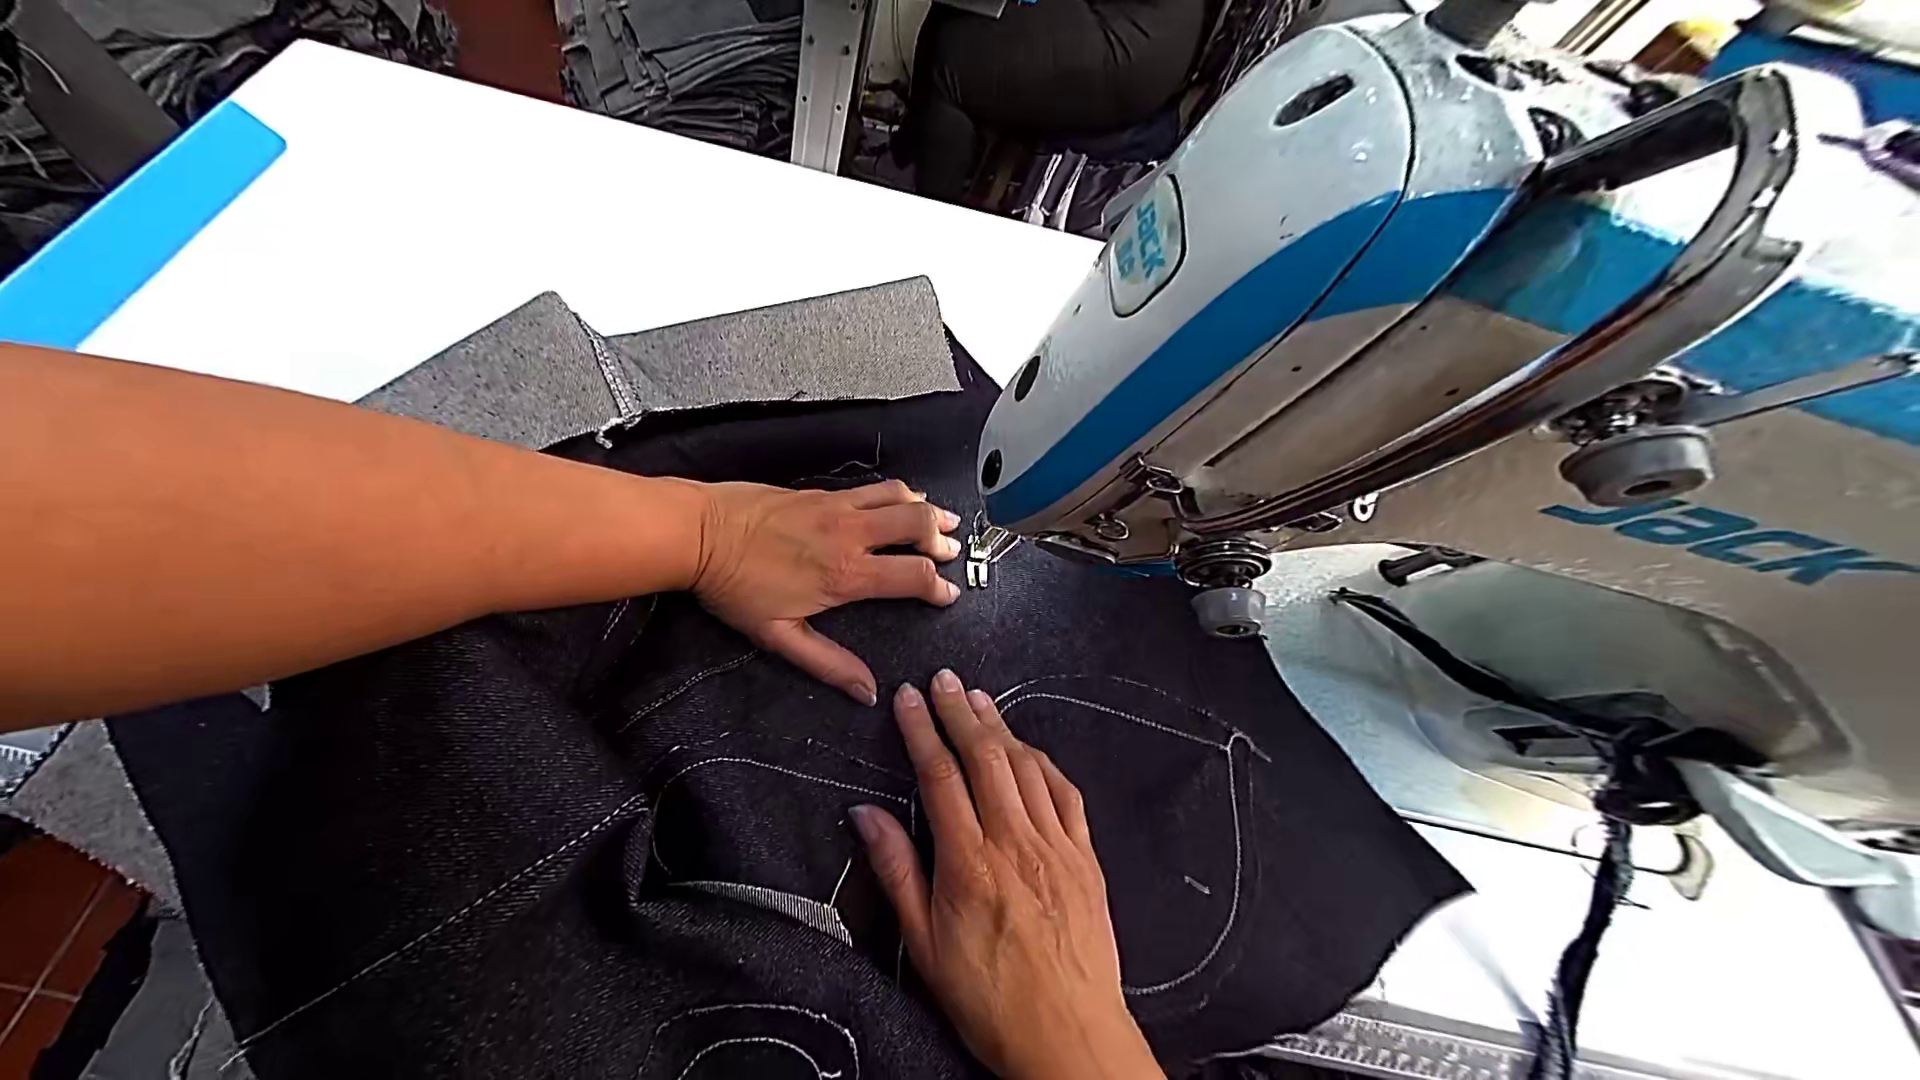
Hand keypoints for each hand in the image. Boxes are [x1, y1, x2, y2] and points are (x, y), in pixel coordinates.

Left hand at [690, 479, 962, 704]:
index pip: (913, 576)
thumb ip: (828, 663)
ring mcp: (840, 507)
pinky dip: (901, 493)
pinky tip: (907, 499)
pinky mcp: (825, 492)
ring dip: (931, 510)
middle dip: (943, 540)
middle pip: (918, 526)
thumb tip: (868, 691)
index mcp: (846, 575)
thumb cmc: (736, 586)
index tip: (948, 595)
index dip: (939, 587)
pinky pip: (876, 487)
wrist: (699, 531)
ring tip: (947, 521)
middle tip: (952, 552)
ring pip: (903, 499)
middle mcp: (852, 535)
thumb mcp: (779, 636)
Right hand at [850, 670, 1161, 1079]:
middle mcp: (1014, 841)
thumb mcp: (925, 947)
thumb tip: (866, 816)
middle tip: (943, 679)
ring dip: (999, 725)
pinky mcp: (1085, 855)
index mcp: (969, 863)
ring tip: (977, 697)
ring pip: (1024, 765)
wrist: (1071, 1039)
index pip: (940, 775)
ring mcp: (1056, 844)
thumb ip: (897, 873)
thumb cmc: (990, 999)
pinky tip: (1028, 747)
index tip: (909, 698)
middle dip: (958, 711)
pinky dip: (1042, 761)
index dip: (921, 729)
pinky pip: (1065, 792)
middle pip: (983, 756)